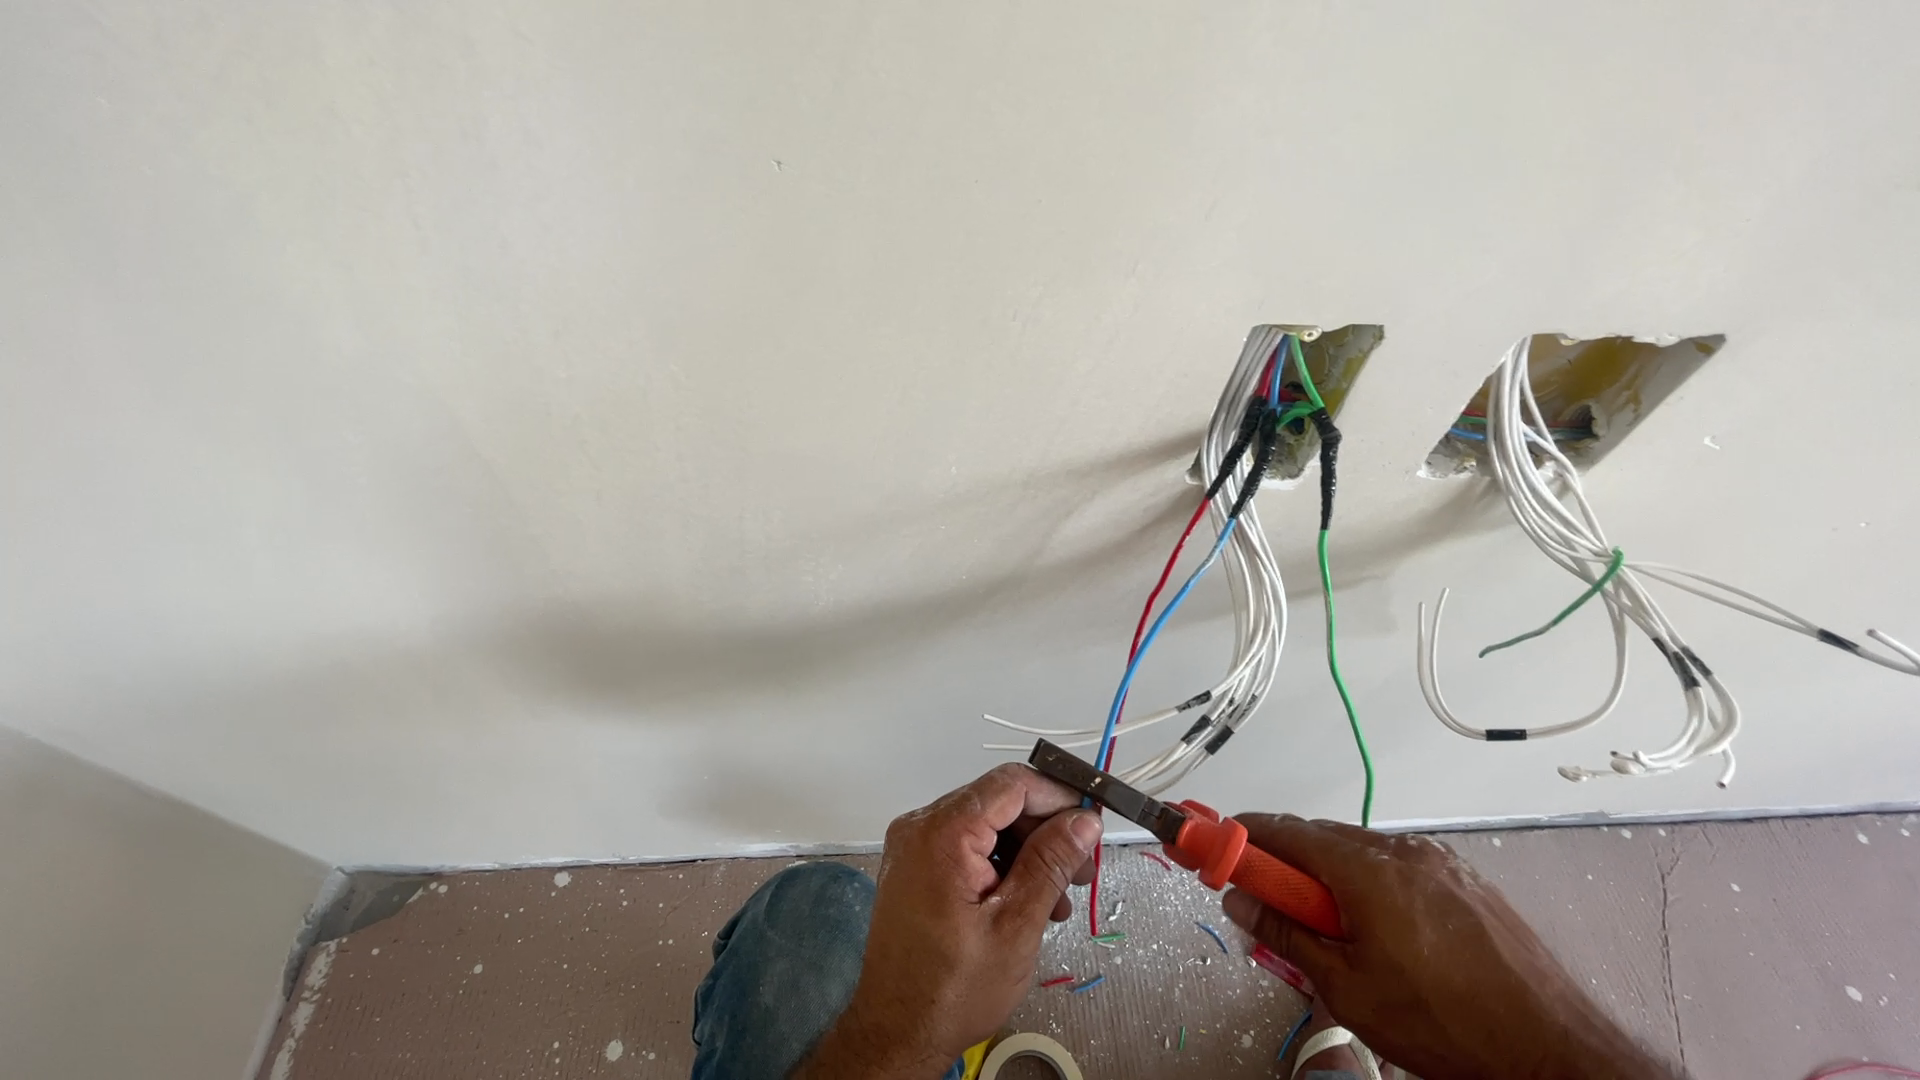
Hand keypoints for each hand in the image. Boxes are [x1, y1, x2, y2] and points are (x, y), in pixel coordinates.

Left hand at [796, 764, 1101, 1079]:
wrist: (897, 1032)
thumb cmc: (954, 988)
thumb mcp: (1016, 925)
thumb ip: (1051, 862)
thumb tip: (1085, 819)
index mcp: (942, 832)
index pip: (1011, 784)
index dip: (1057, 795)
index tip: (1093, 820)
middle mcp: (922, 825)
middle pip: (999, 802)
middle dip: (1047, 830)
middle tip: (1084, 869)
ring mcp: (916, 844)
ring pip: (988, 824)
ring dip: (1029, 852)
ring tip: (1061, 897)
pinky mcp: (917, 863)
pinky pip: (968, 845)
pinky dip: (1002, 864)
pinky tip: (1030, 900)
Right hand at [1222, 815, 1682, 1079]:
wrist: (1555, 1052)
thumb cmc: (1442, 1024)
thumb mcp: (1346, 988)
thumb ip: (1285, 935)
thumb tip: (1239, 903)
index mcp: (1366, 869)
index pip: (1284, 831)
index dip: (1243, 835)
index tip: (1215, 844)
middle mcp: (1402, 849)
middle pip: (1320, 837)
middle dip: (1286, 862)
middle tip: (1265, 899)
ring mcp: (1439, 860)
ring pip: (1360, 850)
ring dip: (1329, 874)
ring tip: (1329, 927)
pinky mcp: (1465, 878)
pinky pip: (1398, 864)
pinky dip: (1370, 881)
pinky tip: (1377, 926)